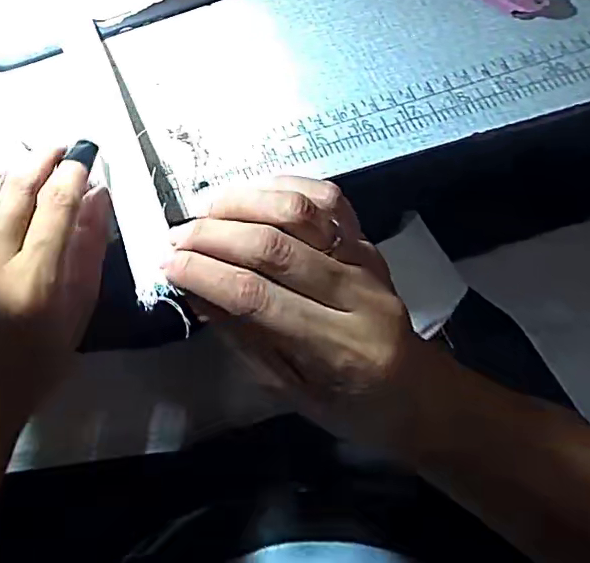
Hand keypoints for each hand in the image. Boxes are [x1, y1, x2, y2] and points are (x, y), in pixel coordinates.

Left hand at [0, 144, 112, 441]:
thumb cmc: (37, 360)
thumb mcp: (77, 312)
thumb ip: (89, 248)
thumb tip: (97, 192)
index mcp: (31, 285)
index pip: (55, 206)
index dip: (73, 172)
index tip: (85, 153)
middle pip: (18, 186)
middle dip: (44, 158)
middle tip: (63, 147)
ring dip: (16, 170)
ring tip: (38, 167)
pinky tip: (7, 196)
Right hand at [162, 176, 444, 451]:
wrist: (422, 393)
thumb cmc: (349, 403)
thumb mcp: (288, 388)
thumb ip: (239, 335)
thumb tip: (190, 288)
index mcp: (340, 350)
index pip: (257, 297)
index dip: (203, 274)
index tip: (167, 265)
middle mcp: (359, 297)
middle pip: (272, 247)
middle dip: (210, 237)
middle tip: (175, 239)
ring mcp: (366, 259)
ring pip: (297, 211)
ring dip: (238, 204)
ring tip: (203, 213)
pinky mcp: (366, 236)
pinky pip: (323, 194)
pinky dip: (277, 186)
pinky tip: (247, 197)